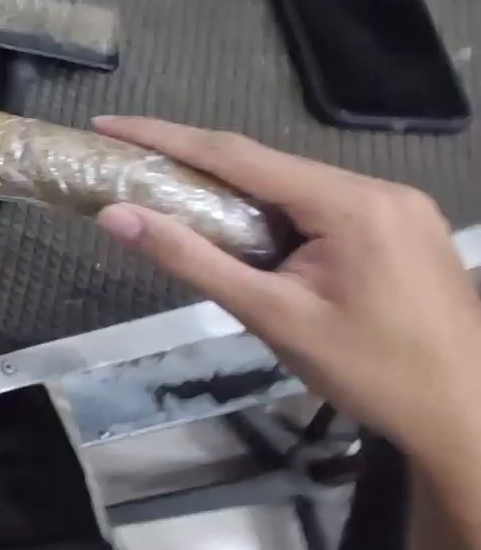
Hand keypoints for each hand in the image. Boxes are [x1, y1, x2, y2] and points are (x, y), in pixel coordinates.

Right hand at [92, 117, 480, 468]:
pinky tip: (221, 214)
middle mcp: (376, 191)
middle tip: (120, 154)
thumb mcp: (270, 315)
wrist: (477, 425)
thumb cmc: (376, 372)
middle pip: (258, 161)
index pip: (235, 155)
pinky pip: (304, 198)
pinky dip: (252, 201)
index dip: (162, 136)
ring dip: (216, 180)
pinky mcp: (393, 228)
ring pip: (280, 178)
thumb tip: (112, 214)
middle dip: (183, 155)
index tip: (105, 124)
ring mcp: (391, 208)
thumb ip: (189, 258)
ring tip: (155, 182)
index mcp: (352, 205)